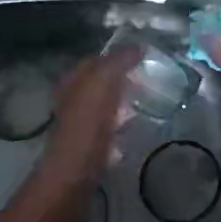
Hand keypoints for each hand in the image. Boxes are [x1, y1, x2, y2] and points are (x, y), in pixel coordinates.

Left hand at [42, 48, 138, 177]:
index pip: (97, 60)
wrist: (75, 175)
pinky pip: (108, 133)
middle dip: (124, 82)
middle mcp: (73, 101)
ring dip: (123, 107)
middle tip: (147, 83)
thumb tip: (138, 46)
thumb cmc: (87, 126)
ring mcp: (79, 126)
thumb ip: (119, 61)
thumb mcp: (103, 84)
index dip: (119, 57)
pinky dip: (120, 131)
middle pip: (102, 84)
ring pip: (105, 108)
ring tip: (142, 107)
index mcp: (73, 82)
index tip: (144, 59)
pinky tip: (130, 135)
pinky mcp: (88, 149)